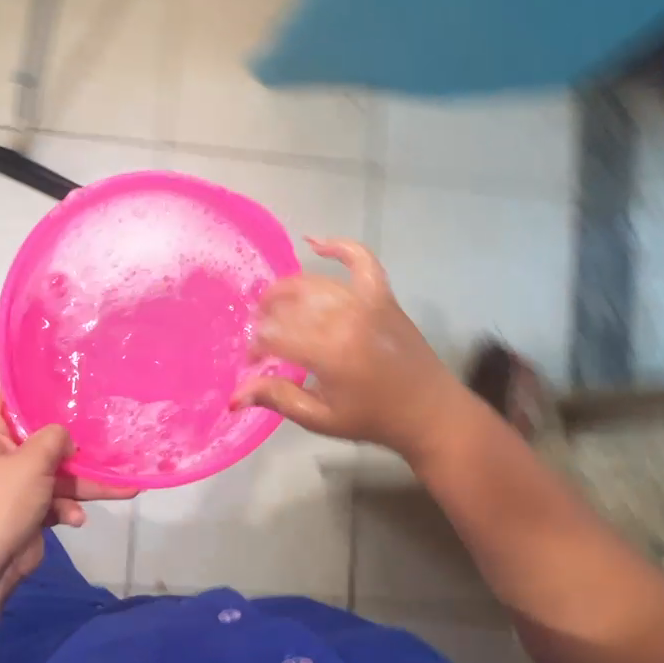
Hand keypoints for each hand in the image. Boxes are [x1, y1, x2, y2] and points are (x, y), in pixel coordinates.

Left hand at [0, 379, 137, 575]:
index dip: (13, 376)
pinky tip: (76, 519)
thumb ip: (54, 438)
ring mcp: (19, 485)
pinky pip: (59, 501)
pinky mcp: (32, 511)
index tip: (37, 360)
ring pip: (60, 474)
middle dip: (73, 440)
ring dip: (86, 483)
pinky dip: (70, 509)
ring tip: (125, 487)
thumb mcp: (31, 460)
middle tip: (104, 424)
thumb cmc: (2, 501)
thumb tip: (66, 440)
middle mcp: (4, 456)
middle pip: (42, 437)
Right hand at [232, 237, 471, 457]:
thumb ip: (277, 398)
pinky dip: (338, 247)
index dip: (256, 346)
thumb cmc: (372, 419)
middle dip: (266, 317)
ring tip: (272, 305)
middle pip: (290, 305)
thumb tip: (234, 396)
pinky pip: (361, 260)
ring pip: (315, 284)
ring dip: (287, 290)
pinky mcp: (383, 296)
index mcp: (328, 352)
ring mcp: (367, 302)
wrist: (429, 411)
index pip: (275, 335)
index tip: (253, 362)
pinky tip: (314, 243)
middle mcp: (345, 319)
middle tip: (259, 333)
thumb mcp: (320, 417)